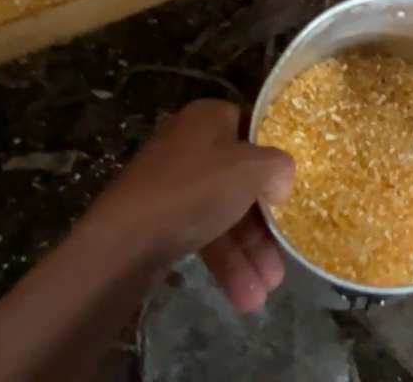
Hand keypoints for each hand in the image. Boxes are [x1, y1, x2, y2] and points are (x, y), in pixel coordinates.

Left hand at [83, 99, 293, 312]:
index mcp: (209, 118)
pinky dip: (223, 261)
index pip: (254, 131)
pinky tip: (241, 294)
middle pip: (241, 180)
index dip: (276, 157)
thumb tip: (278, 184)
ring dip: (246, 252)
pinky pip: (202, 234)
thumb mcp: (254, 168)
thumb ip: (279, 167)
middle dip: (263, 226)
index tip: (292, 186)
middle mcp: (189, 145)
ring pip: (223, 214)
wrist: (120, 245)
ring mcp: (171, 185)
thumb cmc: (195, 190)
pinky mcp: (158, 220)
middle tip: (283, 254)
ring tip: (266, 289)